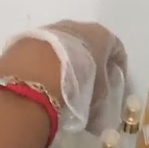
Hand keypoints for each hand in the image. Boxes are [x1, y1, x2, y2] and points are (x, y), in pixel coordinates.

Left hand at [0, 21, 126, 132]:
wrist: (34, 74)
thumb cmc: (78, 82)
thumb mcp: (96, 98)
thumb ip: (100, 103)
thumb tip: (97, 121)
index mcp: (102, 36)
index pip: (117, 50)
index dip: (118, 68)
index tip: (115, 84)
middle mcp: (78, 26)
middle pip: (90, 45)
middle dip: (91, 64)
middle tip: (89, 85)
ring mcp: (52, 29)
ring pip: (66, 46)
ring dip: (67, 63)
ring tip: (62, 85)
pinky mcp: (30, 37)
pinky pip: (44, 51)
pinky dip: (46, 63)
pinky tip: (43, 81)